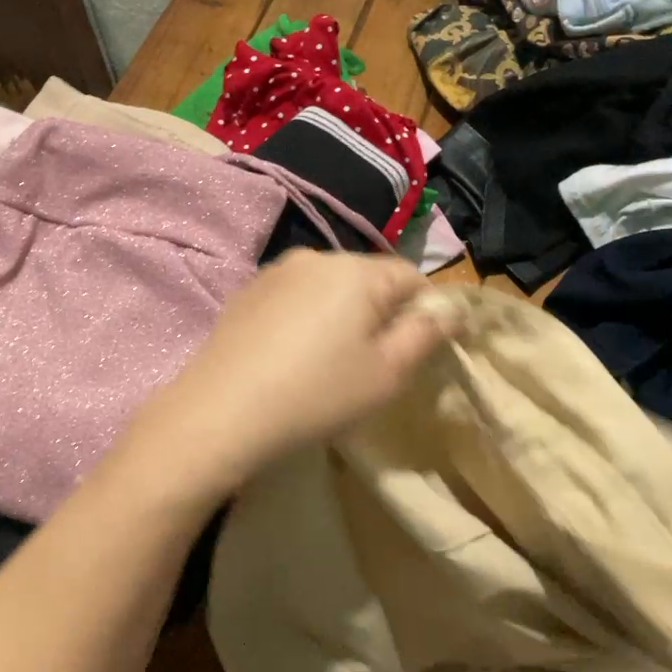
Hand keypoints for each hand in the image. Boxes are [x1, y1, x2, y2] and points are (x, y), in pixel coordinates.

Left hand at [126, 251, 454, 492]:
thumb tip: (452, 307)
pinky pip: (296, 298)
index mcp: (357, 270)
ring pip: (330, 288)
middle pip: (369, 278)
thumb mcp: (386, 373)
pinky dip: (307, 320)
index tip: (420, 351)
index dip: (426, 310)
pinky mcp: (247, 293)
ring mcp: (276, 272)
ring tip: (332, 364)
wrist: (218, 414)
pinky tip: (294, 359)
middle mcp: (317, 257)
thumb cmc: (317, 395)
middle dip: (382, 312)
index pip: (412, 276)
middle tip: (377, 364)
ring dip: (343, 315)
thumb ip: (426, 334)